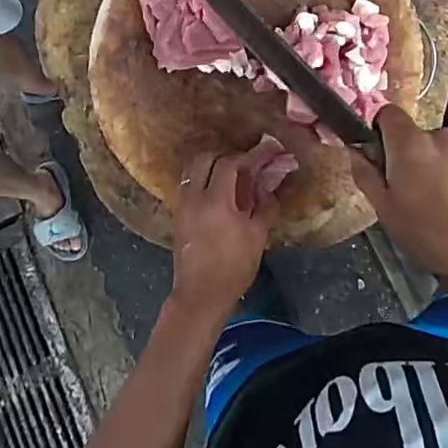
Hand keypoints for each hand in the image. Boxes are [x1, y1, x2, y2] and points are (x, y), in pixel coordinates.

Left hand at [170, 147, 276, 315]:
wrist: (201, 295)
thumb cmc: (235, 266)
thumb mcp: (258, 234)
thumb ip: (264, 203)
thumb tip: (268, 182)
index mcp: (216, 201)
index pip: (230, 163)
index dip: (250, 155)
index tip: (266, 152)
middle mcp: (194, 197)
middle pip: (205, 158)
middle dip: (227, 155)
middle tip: (246, 163)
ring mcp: (182, 206)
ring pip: (192, 170)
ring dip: (212, 165)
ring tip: (232, 176)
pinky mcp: (178, 215)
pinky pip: (189, 185)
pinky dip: (203, 179)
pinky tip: (220, 192)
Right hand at [347, 106, 447, 293]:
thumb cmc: (436, 232)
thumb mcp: (388, 212)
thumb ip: (366, 177)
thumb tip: (355, 153)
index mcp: (410, 143)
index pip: (387, 113)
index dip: (375, 132)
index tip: (374, 160)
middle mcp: (438, 137)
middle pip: (410, 138)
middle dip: (400, 161)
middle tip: (398, 197)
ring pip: (431, 155)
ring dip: (424, 174)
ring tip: (427, 212)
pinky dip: (446, 183)